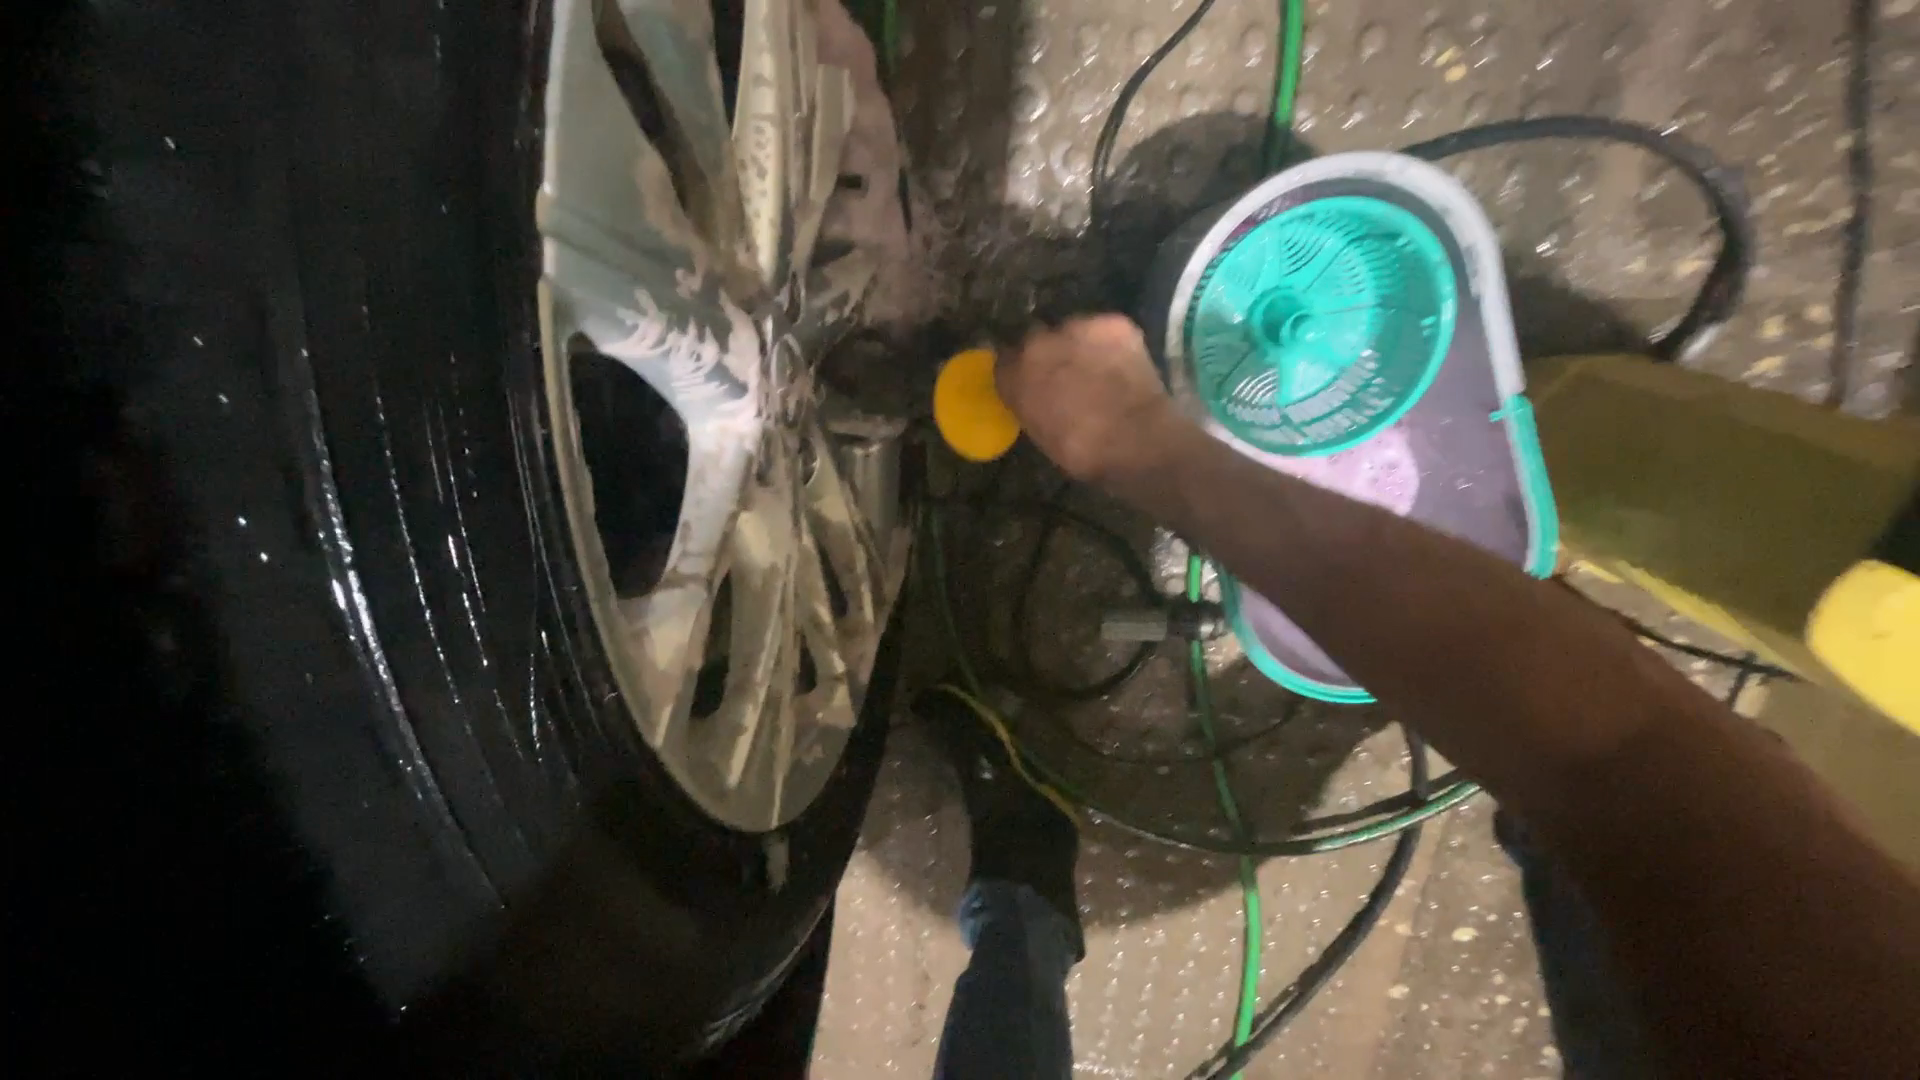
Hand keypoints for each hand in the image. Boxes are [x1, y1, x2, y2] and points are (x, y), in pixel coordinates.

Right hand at [995, 316, 1182, 483]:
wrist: (1132, 439)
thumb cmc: (1081, 451)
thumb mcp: (1040, 431)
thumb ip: (1030, 402)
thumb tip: (1037, 393)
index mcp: (1014, 375)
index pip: (1005, 359)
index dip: (1021, 369)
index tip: (1032, 379)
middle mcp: (1037, 343)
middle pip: (1036, 338)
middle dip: (1048, 353)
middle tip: (1067, 373)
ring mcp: (1075, 327)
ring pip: (1072, 330)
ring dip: (1079, 344)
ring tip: (1098, 367)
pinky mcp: (1112, 323)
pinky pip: (1105, 329)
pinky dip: (1111, 343)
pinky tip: (1121, 362)